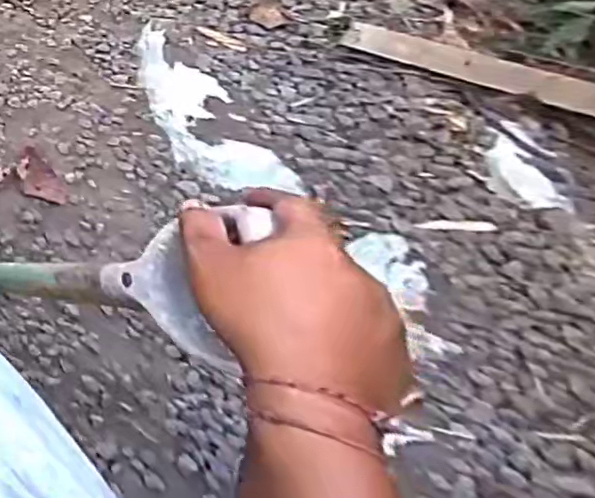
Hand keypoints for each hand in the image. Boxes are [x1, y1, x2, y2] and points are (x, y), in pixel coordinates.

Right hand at [181, 190, 411, 414]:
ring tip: (284, 306)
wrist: (312, 395)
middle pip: (318, 246)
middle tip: (257, 263)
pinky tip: (311, 336)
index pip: (294, 204)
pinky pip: (361, 322)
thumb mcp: (206, 264)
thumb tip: (199, 208)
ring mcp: (384, 313)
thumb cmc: (254, 318)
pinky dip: (337, 321)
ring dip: (315, 286)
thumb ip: (198, 226)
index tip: (249, 203)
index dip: (268, 198)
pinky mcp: (396, 350)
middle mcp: (356, 271)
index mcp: (312, 243)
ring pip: (342, 284)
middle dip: (288, 248)